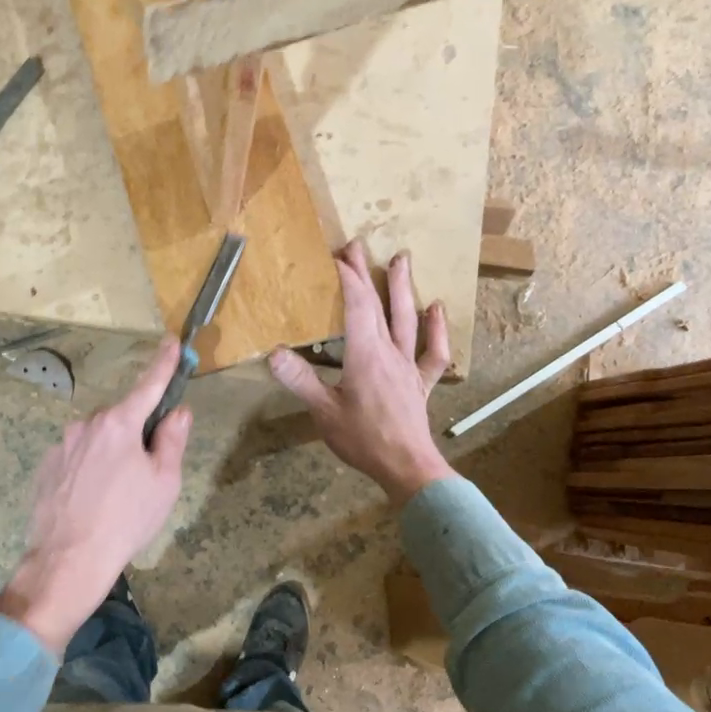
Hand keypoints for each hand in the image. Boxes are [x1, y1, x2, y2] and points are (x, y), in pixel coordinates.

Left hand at [0, 339, 191, 651]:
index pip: (149, 385)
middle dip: (136, 433)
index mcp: (119, 423)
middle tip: (146, 471)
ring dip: (110, 454)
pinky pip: (76, 457)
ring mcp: (62, 444)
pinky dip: (89, 469)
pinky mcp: (46, 466)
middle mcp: (87, 424)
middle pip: (121, 418)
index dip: (164, 363)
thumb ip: (172, 439)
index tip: (172, 342)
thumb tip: (178, 412)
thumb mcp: (164, 482)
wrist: (68, 559)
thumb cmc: (126, 519)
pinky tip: (92, 501)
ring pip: (97, 439)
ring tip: (116, 496)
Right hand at [269, 241, 455, 503]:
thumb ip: (300, 380)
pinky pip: (433, 352)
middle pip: (379, 304)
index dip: (345, 277)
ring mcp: (408, 366)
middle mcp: (389, 351)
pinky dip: (436, 329)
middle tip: (356, 245)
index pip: (356, 305)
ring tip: (401, 258)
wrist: (407, 467)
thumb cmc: (364, 439)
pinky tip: (437, 309)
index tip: (331, 257)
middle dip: (366, 272)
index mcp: (364, 353)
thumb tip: (274, 352)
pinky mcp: (420, 383)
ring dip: (403, 287)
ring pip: (408, 319)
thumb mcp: (323, 412)